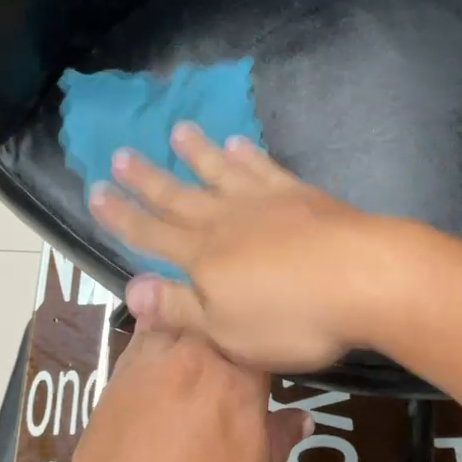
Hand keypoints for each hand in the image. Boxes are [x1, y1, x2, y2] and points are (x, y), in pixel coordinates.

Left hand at [50, 323, 309, 461]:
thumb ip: (280, 440)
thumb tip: (302, 415)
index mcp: (239, 380)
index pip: (262, 338)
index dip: (270, 341)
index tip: (274, 352)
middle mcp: (196, 356)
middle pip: (219, 317)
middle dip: (232, 323)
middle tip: (239, 342)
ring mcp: (153, 359)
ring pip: (180, 313)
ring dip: (195, 318)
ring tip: (203, 330)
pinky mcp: (119, 371)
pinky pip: (144, 331)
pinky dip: (158, 326)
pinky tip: (164, 340)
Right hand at [87, 122, 394, 371]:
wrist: (365, 278)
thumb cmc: (293, 317)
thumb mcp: (226, 331)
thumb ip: (177, 308)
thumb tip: (129, 287)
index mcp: (203, 257)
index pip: (152, 234)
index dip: (122, 216)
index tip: (96, 191)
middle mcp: (226, 220)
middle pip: (178, 195)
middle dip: (147, 178)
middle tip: (121, 152)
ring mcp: (265, 201)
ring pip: (220, 171)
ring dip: (197, 152)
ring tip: (179, 130)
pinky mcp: (301, 194)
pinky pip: (264, 167)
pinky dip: (248, 154)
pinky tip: (240, 142)